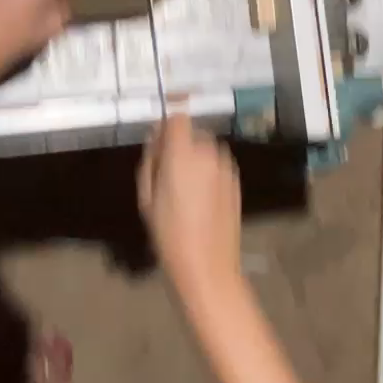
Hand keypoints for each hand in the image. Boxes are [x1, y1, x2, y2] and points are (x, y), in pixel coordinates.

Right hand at [138, 115, 242, 296]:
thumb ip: (150, 160)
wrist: (207, 265)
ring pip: (206, 149)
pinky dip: (208, 171)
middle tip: (166, 170)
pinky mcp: (236, 181)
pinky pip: (217, 165)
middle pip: (192, 132)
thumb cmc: (169, 233)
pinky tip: (201, 198)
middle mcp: (208, 153)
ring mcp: (226, 167)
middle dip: (179, 144)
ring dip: (195, 157)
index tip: (157, 138)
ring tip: (184, 188)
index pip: (178, 117)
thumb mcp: (146, 197)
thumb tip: (155, 140)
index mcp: (182, 153)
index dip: (167, 122)